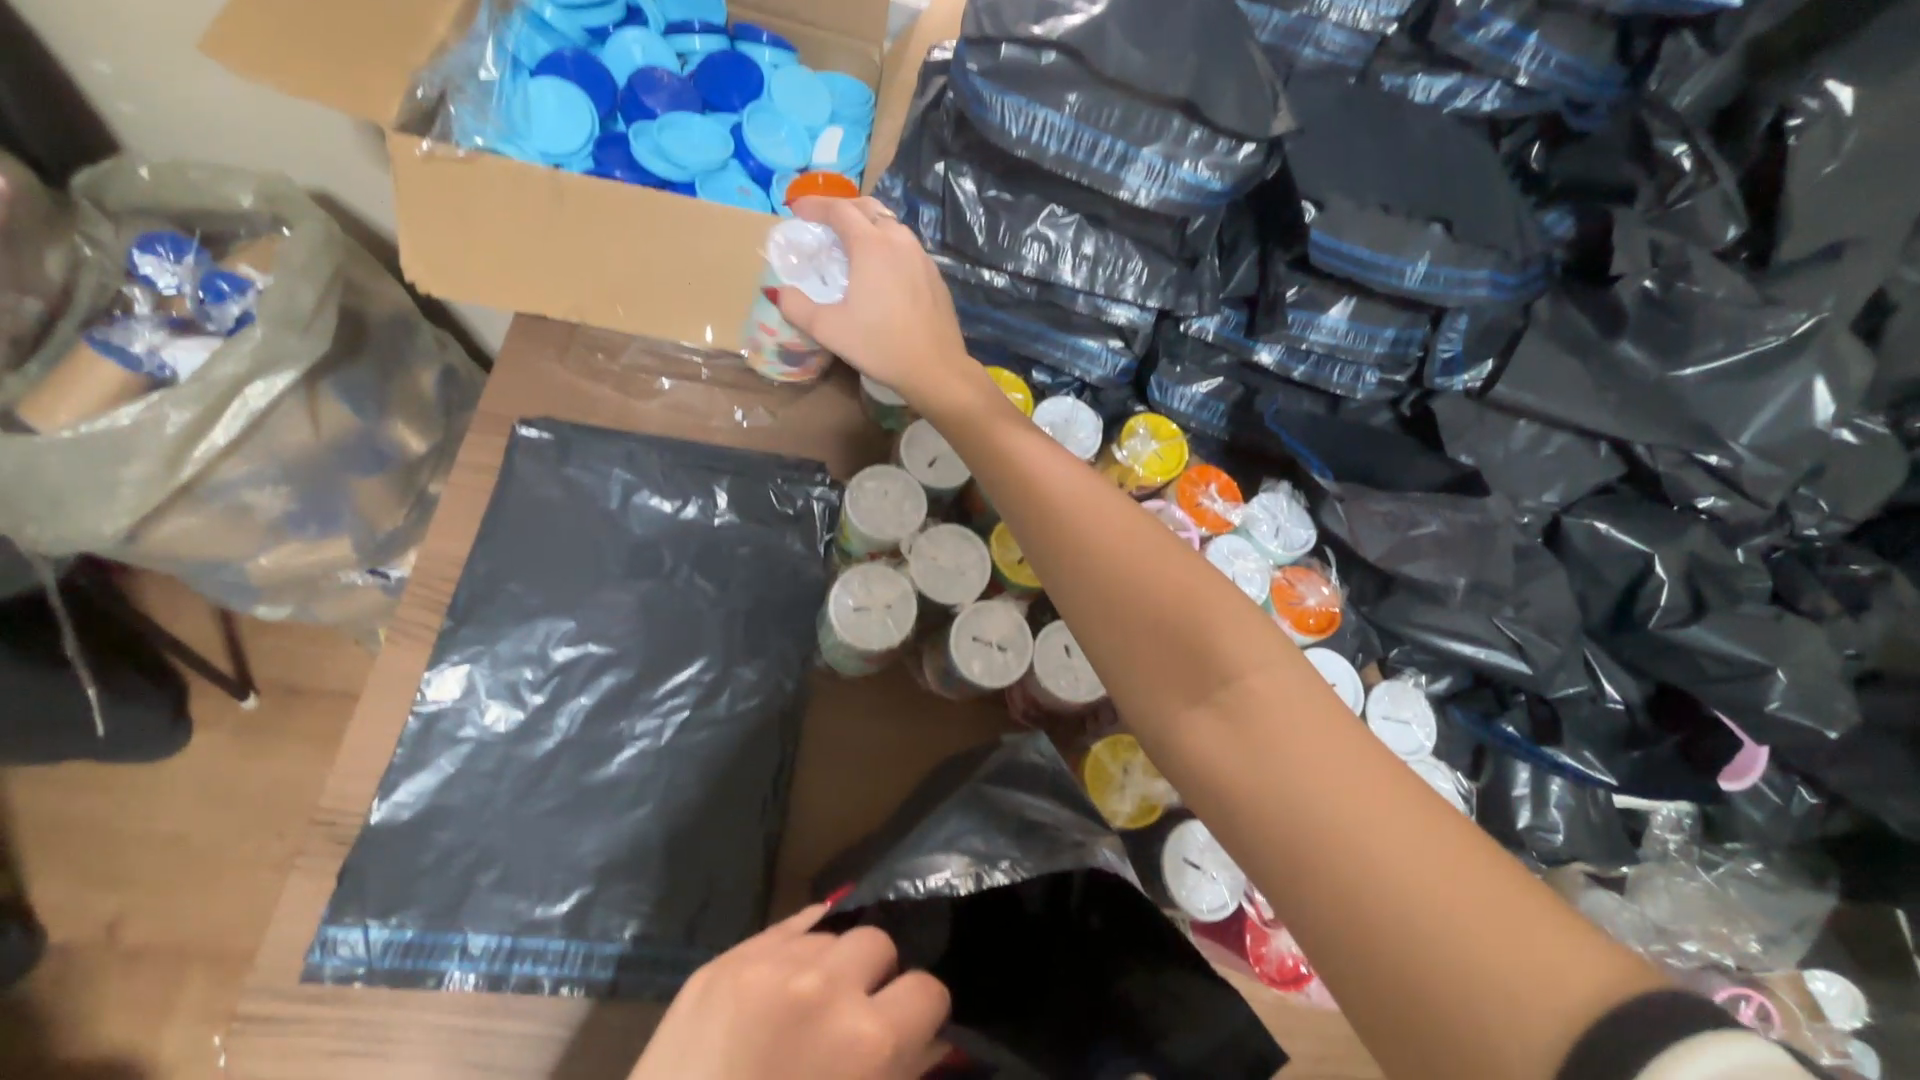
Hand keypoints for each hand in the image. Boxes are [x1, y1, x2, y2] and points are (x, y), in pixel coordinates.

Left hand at [629, 903, 951, 1079]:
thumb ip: (902, 1075)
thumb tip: (932, 1040)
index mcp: (868, 1041)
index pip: (928, 990)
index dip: (919, 1016)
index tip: (904, 1034)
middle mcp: (824, 986)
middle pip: (879, 942)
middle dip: (874, 978)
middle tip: (851, 1017)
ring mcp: (768, 967)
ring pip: (830, 933)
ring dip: (831, 965)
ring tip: (806, 1008)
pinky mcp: (723, 962)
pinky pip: (784, 930)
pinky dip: (794, 951)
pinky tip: (783, 983)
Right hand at [778, 196, 985, 415]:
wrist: (935, 368)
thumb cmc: (879, 345)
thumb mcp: (829, 330)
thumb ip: (797, 307)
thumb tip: (778, 292)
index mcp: (871, 246)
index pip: (839, 209)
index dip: (815, 205)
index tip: (798, 211)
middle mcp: (899, 241)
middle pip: (868, 208)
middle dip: (842, 208)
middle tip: (824, 222)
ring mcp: (922, 256)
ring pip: (891, 225)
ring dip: (868, 225)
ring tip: (852, 244)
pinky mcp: (935, 274)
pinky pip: (907, 247)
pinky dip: (888, 245)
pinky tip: (882, 269)